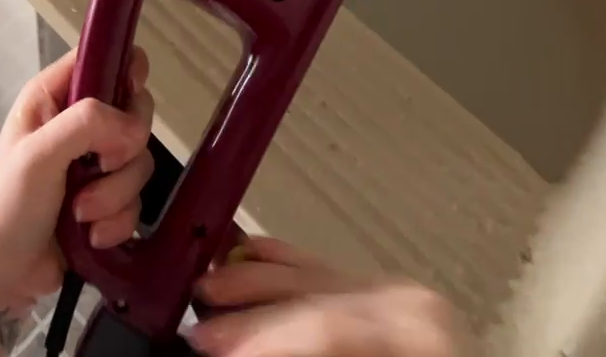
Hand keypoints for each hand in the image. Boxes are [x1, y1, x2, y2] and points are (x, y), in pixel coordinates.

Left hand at [0, 47, 155, 313]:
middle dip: (123, 148)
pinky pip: (136, 199)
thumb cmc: (4, 207)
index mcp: (53, 97)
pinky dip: (118, 220)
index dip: (124, 70)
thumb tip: (134, 128)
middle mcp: (76, 123)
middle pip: (132, 111)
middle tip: (100, 166)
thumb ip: (87, 124)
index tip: (131, 96)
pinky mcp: (106, 200)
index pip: (100, 59)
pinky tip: (91, 236)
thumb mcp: (38, 155)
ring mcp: (93, 163)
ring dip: (115, 194)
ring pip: (138, 160)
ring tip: (81, 214)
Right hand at [188, 237, 469, 356]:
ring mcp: (397, 290)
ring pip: (310, 273)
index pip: (320, 322)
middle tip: (194, 319)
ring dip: (253, 279)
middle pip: (308, 290)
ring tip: (205, 287)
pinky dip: (283, 265)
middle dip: (246, 304)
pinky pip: (326, 271)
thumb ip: (304, 349)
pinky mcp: (387, 293)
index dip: (260, 332)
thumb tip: (238, 347)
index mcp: (410, 328)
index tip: (207, 341)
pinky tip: (248, 257)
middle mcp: (404, 299)